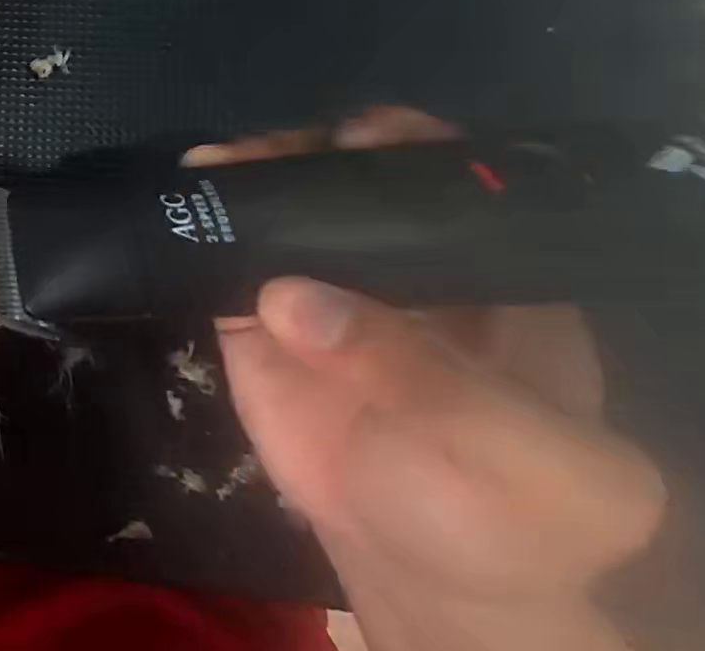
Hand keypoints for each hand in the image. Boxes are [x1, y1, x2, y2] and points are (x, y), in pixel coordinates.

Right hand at [196, 109, 665, 650]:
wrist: (412, 568)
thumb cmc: (506, 519)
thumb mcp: (524, 465)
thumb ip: (428, 379)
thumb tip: (290, 300)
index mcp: (481, 275)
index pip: (448, 185)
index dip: (411, 147)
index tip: (360, 136)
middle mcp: (393, 264)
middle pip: (348, 184)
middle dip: (306, 154)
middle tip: (267, 153)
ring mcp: (316, 288)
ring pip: (278, 214)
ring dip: (244, 182)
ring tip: (212, 166)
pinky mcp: (254, 318)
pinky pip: (224, 264)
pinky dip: (199, 234)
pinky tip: (180, 208)